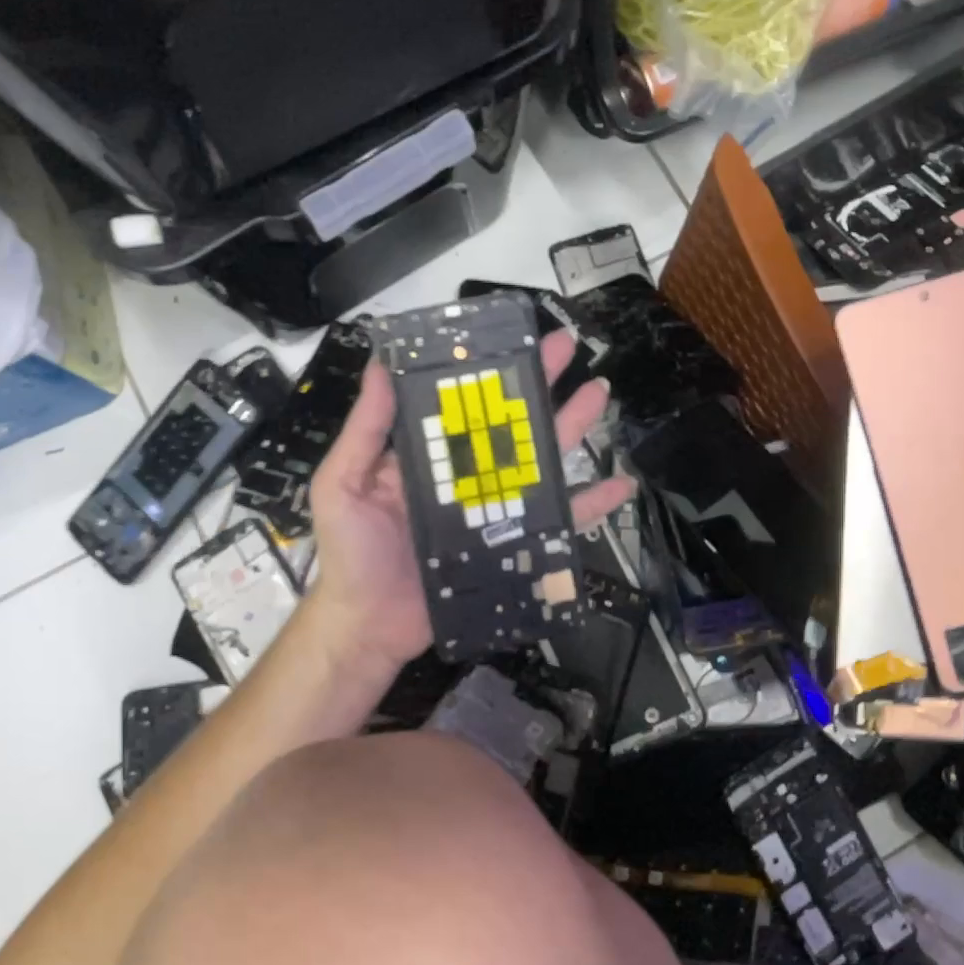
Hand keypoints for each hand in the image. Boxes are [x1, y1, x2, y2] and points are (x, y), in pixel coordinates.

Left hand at [305, 330, 637, 672]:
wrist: (370, 626)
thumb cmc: (351, 555)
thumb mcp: (343, 484)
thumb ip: (364, 430)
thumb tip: (380, 365)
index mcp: (427, 456)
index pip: (464, 403)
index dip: (489, 371)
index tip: (511, 338)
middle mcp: (465, 475)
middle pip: (511, 423)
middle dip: (541, 383)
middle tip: (569, 347)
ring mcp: (493, 510)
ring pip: (541, 462)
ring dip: (571, 427)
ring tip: (598, 395)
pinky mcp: (512, 545)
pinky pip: (557, 523)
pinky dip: (590, 505)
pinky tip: (620, 485)